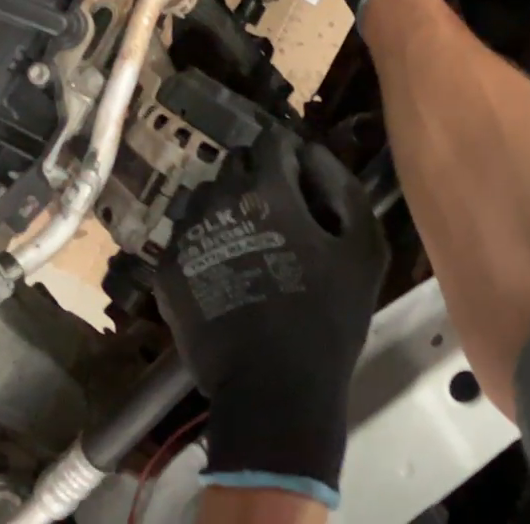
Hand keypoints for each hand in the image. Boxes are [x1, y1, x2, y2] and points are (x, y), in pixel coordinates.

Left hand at [157, 127, 387, 505]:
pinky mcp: (166, 268)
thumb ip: (343, 187)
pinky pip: (186, 236)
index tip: (299, 178)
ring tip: (248, 242)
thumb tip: (313, 153)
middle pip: (235, 164)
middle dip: (257, 177)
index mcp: (267, 189)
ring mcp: (187, 233)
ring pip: (205, 197)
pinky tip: (225, 271)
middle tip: (278, 214)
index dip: (289, 154)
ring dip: (227, 206)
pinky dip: (205, 242)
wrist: (274, 390)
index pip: (271, 140)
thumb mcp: (363, 249)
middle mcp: (219, 199)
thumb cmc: (328, 318)